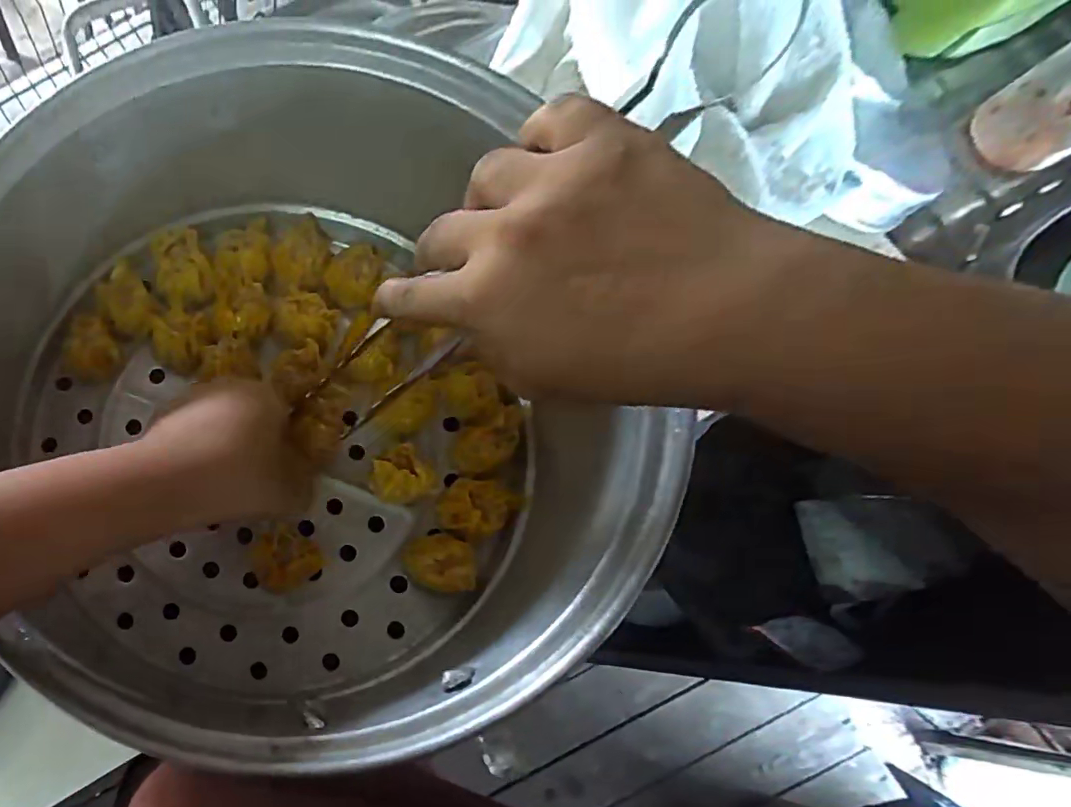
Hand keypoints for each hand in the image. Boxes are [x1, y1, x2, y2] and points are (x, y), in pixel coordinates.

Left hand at [141, 378, 313, 521]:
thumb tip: (299, 482)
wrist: (166, 482)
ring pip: (215, 427)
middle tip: (245, 483)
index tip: (276, 477)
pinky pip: (187, 437)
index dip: (283, 450)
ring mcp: (192, 398)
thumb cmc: (238, 480)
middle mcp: (230, 386)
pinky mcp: (161, 416)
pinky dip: (190, 454)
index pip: (285, 418)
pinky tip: (188, 481)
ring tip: (213, 486)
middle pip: (248, 419)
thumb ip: (301, 486)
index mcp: (268, 394)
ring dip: (217, 449)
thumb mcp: (287, 495)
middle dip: (249, 447)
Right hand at [373, 96, 810, 407]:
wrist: (728, 314)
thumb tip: (465, 322)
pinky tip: (554, 160)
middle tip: (464, 260)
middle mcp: (502, 235)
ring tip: (515, 207)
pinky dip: (544, 136)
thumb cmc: (622, 364)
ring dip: (488, 198)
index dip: (394, 299)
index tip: (393, 298)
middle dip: (441, 254)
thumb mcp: (528, 375)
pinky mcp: (607, 143)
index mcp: (479, 298)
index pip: (409, 295)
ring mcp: (554, 182)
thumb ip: (484, 343)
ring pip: (485, 170)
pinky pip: (552, 116)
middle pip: (437, 231)